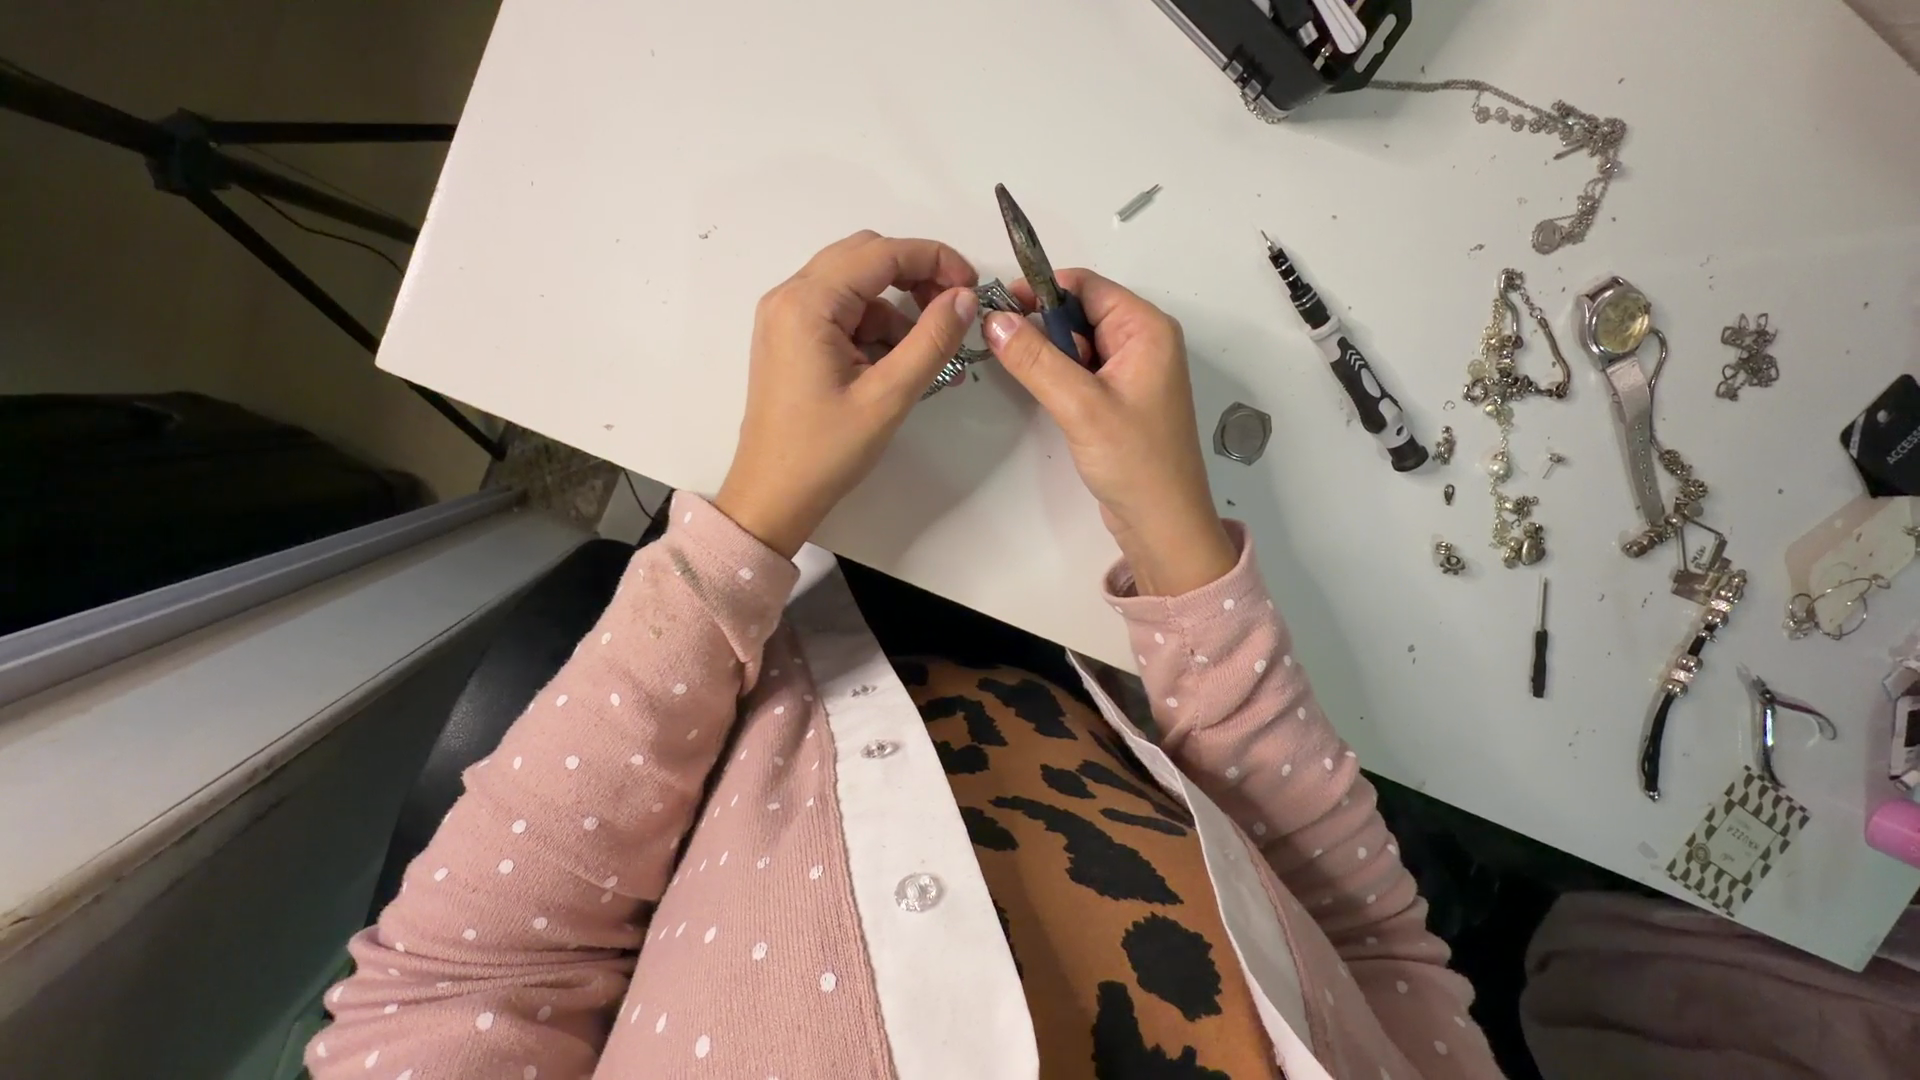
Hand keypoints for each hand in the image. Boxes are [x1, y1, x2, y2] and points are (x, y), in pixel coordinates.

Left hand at [715, 231, 978, 557]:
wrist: (772, 496)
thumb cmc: (825, 452)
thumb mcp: (888, 396)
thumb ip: (932, 340)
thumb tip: (965, 298)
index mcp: (808, 303)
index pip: (882, 252)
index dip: (935, 259)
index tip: (972, 287)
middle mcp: (790, 297)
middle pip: (865, 257)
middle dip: (916, 276)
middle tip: (952, 312)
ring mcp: (785, 317)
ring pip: (855, 287)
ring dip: (896, 309)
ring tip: (926, 356)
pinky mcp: (790, 339)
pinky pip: (840, 313)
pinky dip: (874, 328)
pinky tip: (894, 366)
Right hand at [985, 270, 1233, 596]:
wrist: (1162, 522)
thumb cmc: (1136, 462)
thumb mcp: (1080, 405)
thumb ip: (1035, 359)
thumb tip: (994, 320)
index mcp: (1147, 330)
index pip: (1087, 286)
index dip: (1041, 290)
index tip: (998, 306)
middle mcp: (1144, 343)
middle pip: (1081, 311)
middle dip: (1042, 324)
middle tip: (1004, 343)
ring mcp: (1132, 372)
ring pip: (1078, 343)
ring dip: (1048, 353)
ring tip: (1022, 372)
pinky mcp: (1119, 399)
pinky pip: (1082, 371)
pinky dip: (1058, 375)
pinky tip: (1042, 391)